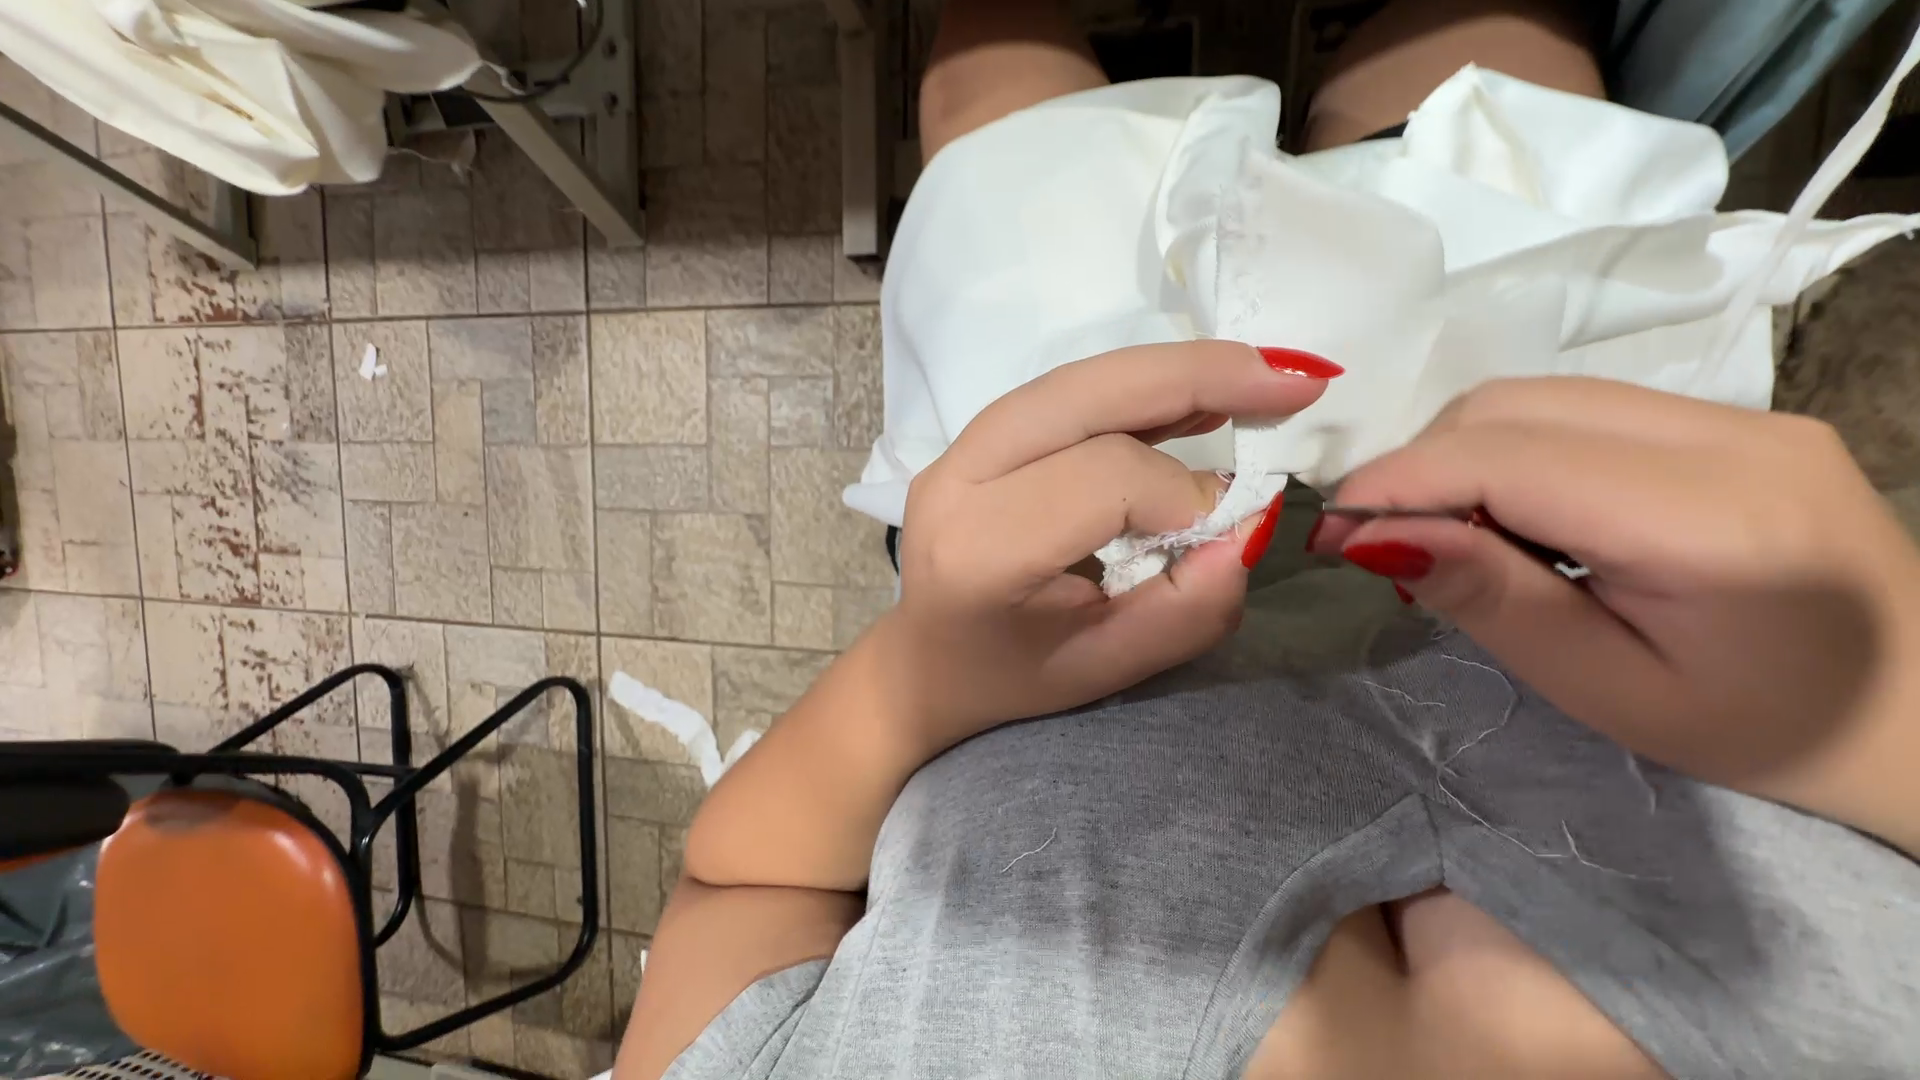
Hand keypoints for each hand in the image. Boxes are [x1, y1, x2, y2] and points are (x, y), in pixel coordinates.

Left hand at [868, 340, 1333, 753]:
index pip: (1100, 480)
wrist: (924, 665)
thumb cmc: (1007, 680)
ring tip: (1260, 379)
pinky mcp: (975, 438)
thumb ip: (1182, 611)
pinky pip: (1067, 392)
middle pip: (1083, 394)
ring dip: (1173, 372)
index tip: (1225, 528)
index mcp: (978, 550)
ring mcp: (957, 450)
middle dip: (1196, 376)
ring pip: (1076, 380)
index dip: (1181, 492)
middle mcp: (955, 481)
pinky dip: (1139, 386)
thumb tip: (1248, 529)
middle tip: (1293, 383)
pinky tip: (1198, 391)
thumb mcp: (1101, 670)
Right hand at [1314, 377, 1919, 850]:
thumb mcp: (1606, 687)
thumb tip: (1373, 538)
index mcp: (1712, 518)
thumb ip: (1490, 598)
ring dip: (1456, 456)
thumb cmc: (1761, 734)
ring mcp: (1737, 416)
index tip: (1326, 531)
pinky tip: (1507, 516)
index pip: (1506, 456)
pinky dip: (1504, 453)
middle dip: (1418, 465)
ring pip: (1533, 397)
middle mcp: (1731, 434)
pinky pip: (1572, 411)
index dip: (1396, 481)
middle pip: (1510, 406)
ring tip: (1442, 534)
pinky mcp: (1728, 420)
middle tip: (1378, 543)